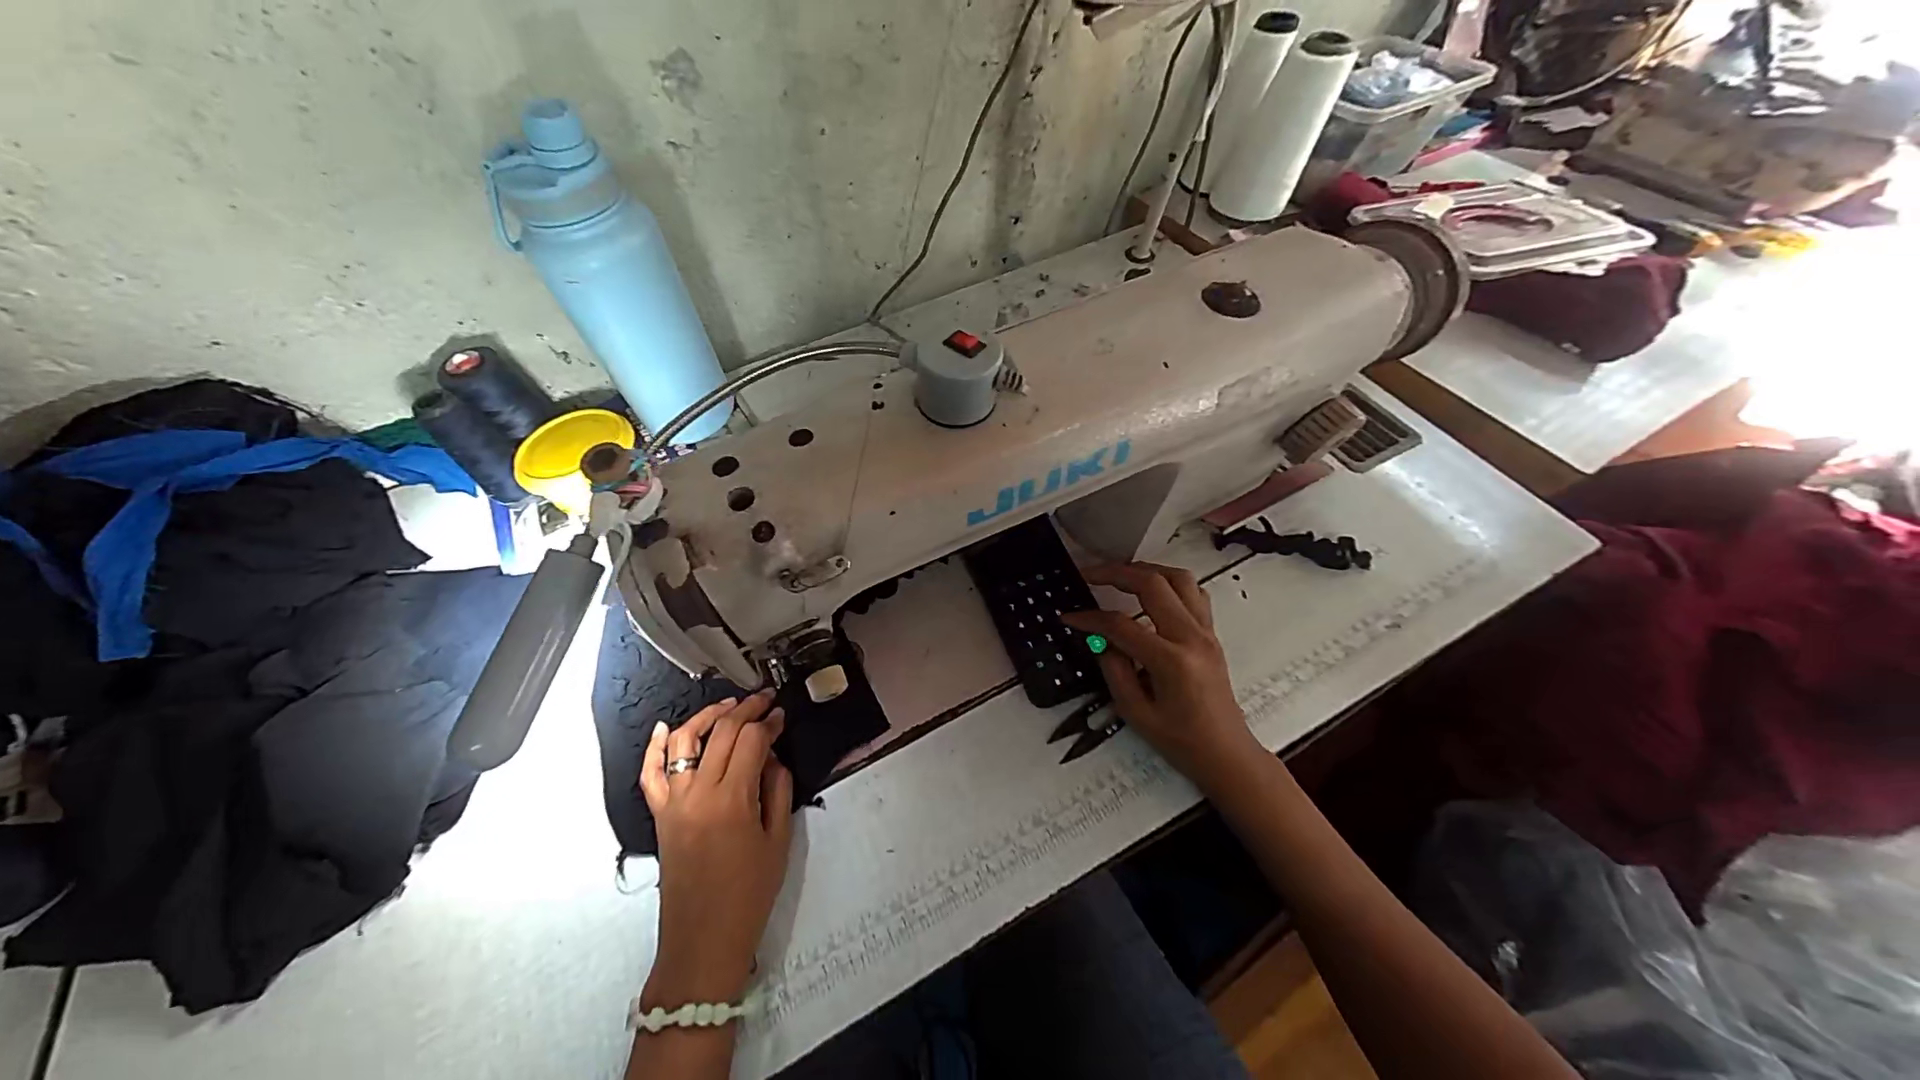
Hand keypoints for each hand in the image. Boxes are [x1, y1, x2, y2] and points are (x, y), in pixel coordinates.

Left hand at [638, 691, 793, 1006]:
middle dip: (745, 710)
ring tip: (728, 705)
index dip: (769, 723)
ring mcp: (673, 804)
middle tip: (764, 701)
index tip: (781, 716)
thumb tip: (772, 757)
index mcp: (732, 801)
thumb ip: (778, 790)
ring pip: (684, 742)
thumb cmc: (748, 894)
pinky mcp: (660, 816)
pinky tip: (667, 728)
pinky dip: (657, 747)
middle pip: (721, 734)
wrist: (703, 939)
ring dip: (707, 717)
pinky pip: (651, 774)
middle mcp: (698, 795)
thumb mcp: (778, 840)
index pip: (751, 742)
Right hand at [1061, 563, 1264, 793]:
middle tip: (1089, 574)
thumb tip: (1101, 640)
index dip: (1090, 618)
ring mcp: (1206, 632)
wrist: (1226, 754)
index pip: (1121, 625)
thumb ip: (1114, 670)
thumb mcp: (1135, 713)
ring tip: (1119, 575)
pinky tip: (1151, 591)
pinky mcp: (1211, 634)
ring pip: (1178, 578)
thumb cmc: (1182, 742)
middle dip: (1115, 573)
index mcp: (1171, 661)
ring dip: (1146, 570)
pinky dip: (1169, 583)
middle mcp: (1192, 638)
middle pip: (1152, 584)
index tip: (1070, 617)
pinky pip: (1193, 592)